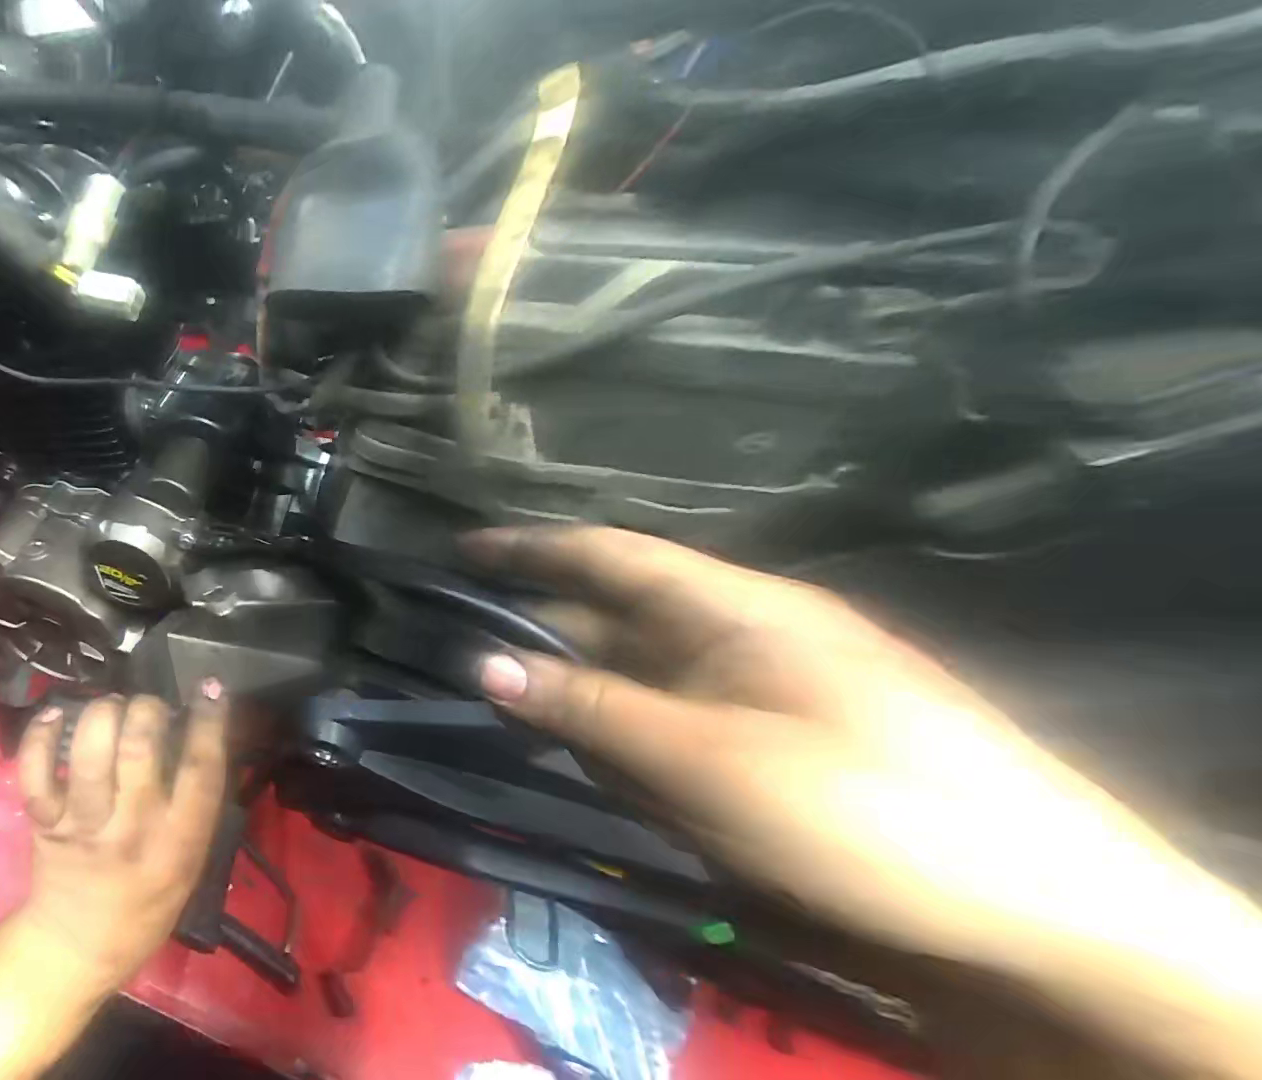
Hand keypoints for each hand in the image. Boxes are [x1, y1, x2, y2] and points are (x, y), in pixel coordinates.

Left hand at [14, 684, 230, 992]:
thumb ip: (197, 802)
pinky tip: (57, 715)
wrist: (78, 947)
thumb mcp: (191, 859)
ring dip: (103, 713)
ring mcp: (84, 826)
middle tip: (149, 705)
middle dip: (148, 708)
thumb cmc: (149, 899)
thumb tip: (202, 731)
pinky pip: (36, 772)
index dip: (208, 721)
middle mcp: (132, 829)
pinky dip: (41, 736)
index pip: (201, 769)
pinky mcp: (44, 825)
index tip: (209, 687)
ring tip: (112, 706)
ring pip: (90, 753)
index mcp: (179, 840)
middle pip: (141, 748)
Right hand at [464, 527, 1256, 977]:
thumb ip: (591, 709)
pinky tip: (607, 770)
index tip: (465, 548)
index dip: (532, 547)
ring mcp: (757, 693)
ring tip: (523, 722)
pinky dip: (626, 742)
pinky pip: (669, 727)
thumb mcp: (707, 760)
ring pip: (638, 679)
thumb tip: (483, 666)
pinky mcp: (769, 747)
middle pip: (615, 619)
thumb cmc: (869, 813)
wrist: (1057, 928)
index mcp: (734, 608)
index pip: (611, 555)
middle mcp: (740, 637)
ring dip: (582, 699)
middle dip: (542, 635)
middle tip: (467, 660)